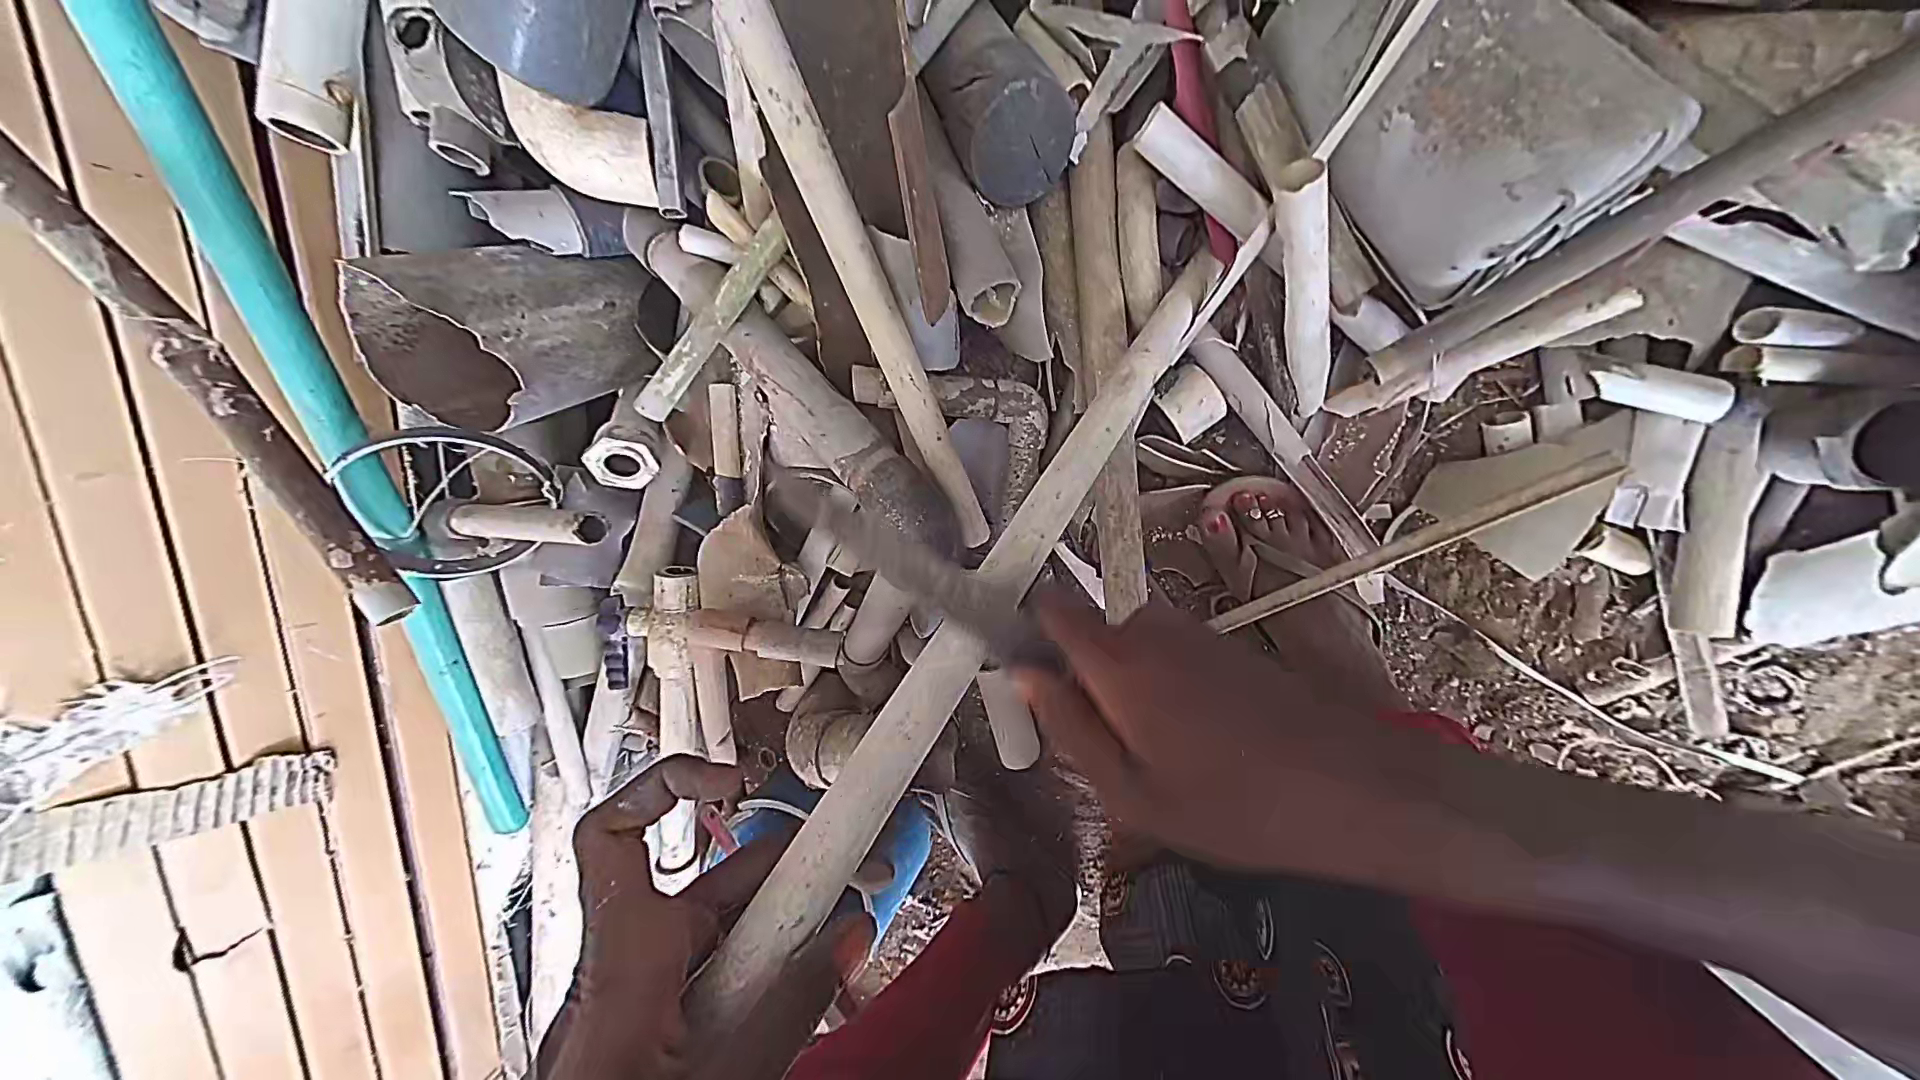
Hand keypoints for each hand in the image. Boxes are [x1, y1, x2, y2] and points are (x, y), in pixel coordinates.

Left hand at [540, 756, 872, 1079]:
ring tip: (848, 949)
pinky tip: (819, 992)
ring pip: (737, 925)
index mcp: (623, 958)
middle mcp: (637, 958)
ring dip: (796, 928)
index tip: (730, 779)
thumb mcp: (715, 1072)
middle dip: (794, 873)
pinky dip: (778, 968)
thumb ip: (788, 1005)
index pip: (615, 835)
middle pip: (722, 878)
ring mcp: (658, 989)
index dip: (669, 786)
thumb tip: (848, 935)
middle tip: (852, 877)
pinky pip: (733, 968)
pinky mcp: (675, 1015)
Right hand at [1014, 594, 1507, 893]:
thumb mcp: (1130, 791)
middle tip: (1102, 743)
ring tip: (1155, 751)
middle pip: (1085, 632)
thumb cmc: (1232, 804)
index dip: (1025, 624)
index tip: (1021, 666)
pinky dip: (1158, 683)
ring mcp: (1190, 630)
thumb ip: (1067, 727)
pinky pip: (1163, 652)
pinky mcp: (1221, 643)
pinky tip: (1194, 739)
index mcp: (1116, 660)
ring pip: (1125, 646)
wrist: (1356, 787)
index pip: (1049, 607)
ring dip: (1121, 684)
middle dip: (1079, 675)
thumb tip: (1024, 676)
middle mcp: (1149, 628)